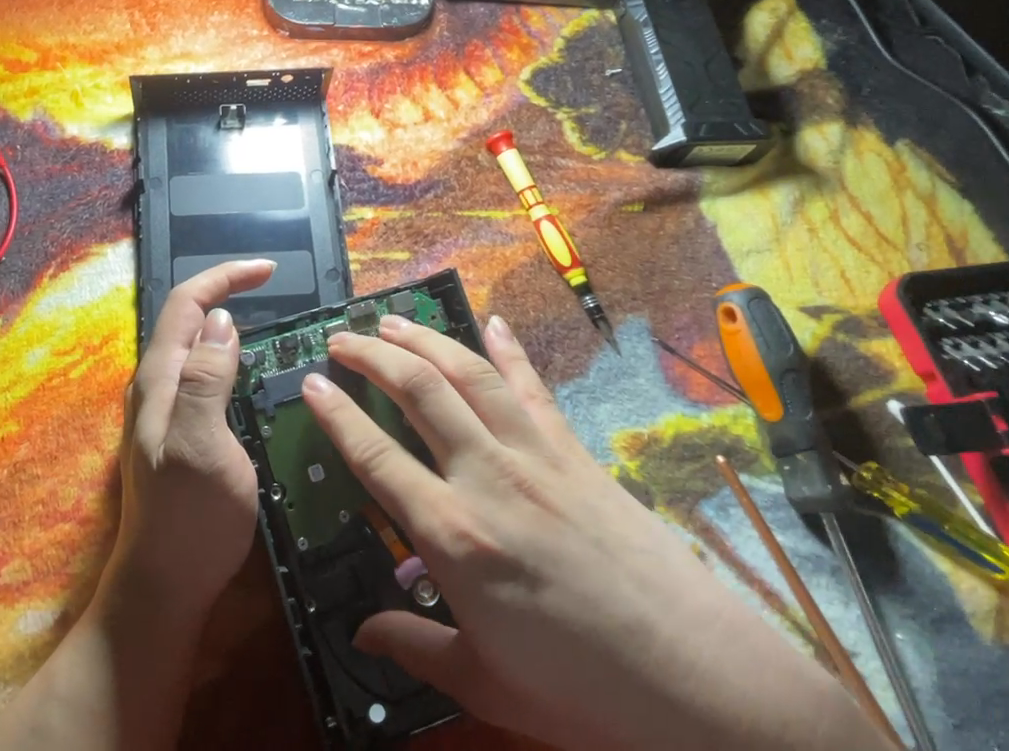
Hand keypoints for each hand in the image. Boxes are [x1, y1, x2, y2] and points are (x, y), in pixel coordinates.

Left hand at [106, 259, 273, 617]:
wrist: (163, 584)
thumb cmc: (188, 520)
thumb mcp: (202, 446)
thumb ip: (206, 381)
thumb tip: (221, 322)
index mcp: (159, 382)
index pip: (185, 305)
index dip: (223, 278)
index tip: (267, 269)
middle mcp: (154, 388)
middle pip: (185, 320)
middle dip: (225, 293)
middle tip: (274, 291)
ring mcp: (162, 412)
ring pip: (192, 348)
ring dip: (225, 323)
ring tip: (267, 322)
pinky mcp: (176, 433)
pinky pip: (199, 376)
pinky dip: (226, 357)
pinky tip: (249, 373)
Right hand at [302, 315, 892, 750]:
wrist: (697, 678)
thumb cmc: (580, 687)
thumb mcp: (483, 682)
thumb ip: (414, 649)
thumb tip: (361, 635)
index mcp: (453, 535)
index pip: (376, 457)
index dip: (338, 414)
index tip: (310, 383)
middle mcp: (489, 478)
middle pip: (420, 394)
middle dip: (374, 357)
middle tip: (341, 338)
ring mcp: (538, 459)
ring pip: (472, 377)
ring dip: (428, 341)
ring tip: (395, 321)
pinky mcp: (577, 457)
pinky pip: (536, 391)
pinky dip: (511, 353)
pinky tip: (494, 323)